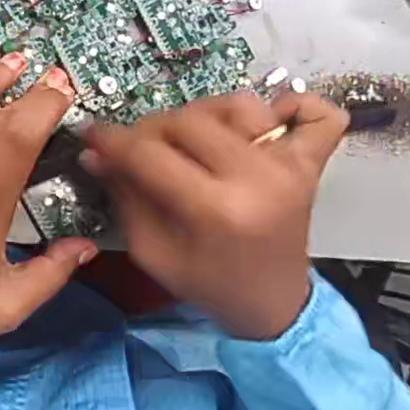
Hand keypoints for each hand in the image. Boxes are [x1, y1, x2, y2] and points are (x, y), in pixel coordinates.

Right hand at [82, 92, 347, 339]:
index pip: (149, 153)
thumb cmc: (206, 283)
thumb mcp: (150, 251)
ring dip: (201, 114)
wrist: (272, 305)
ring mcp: (291, 167)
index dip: (110, 139)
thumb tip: (95, 152)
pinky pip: (319, 115)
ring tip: (188, 140)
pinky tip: (262, 122)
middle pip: (187, 120)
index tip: (90, 135)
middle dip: (149, 128)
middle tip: (137, 148)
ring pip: (237, 105)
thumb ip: (124, 196)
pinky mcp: (310, 164)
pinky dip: (291, 106)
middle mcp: (258, 178)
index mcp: (215, 210)